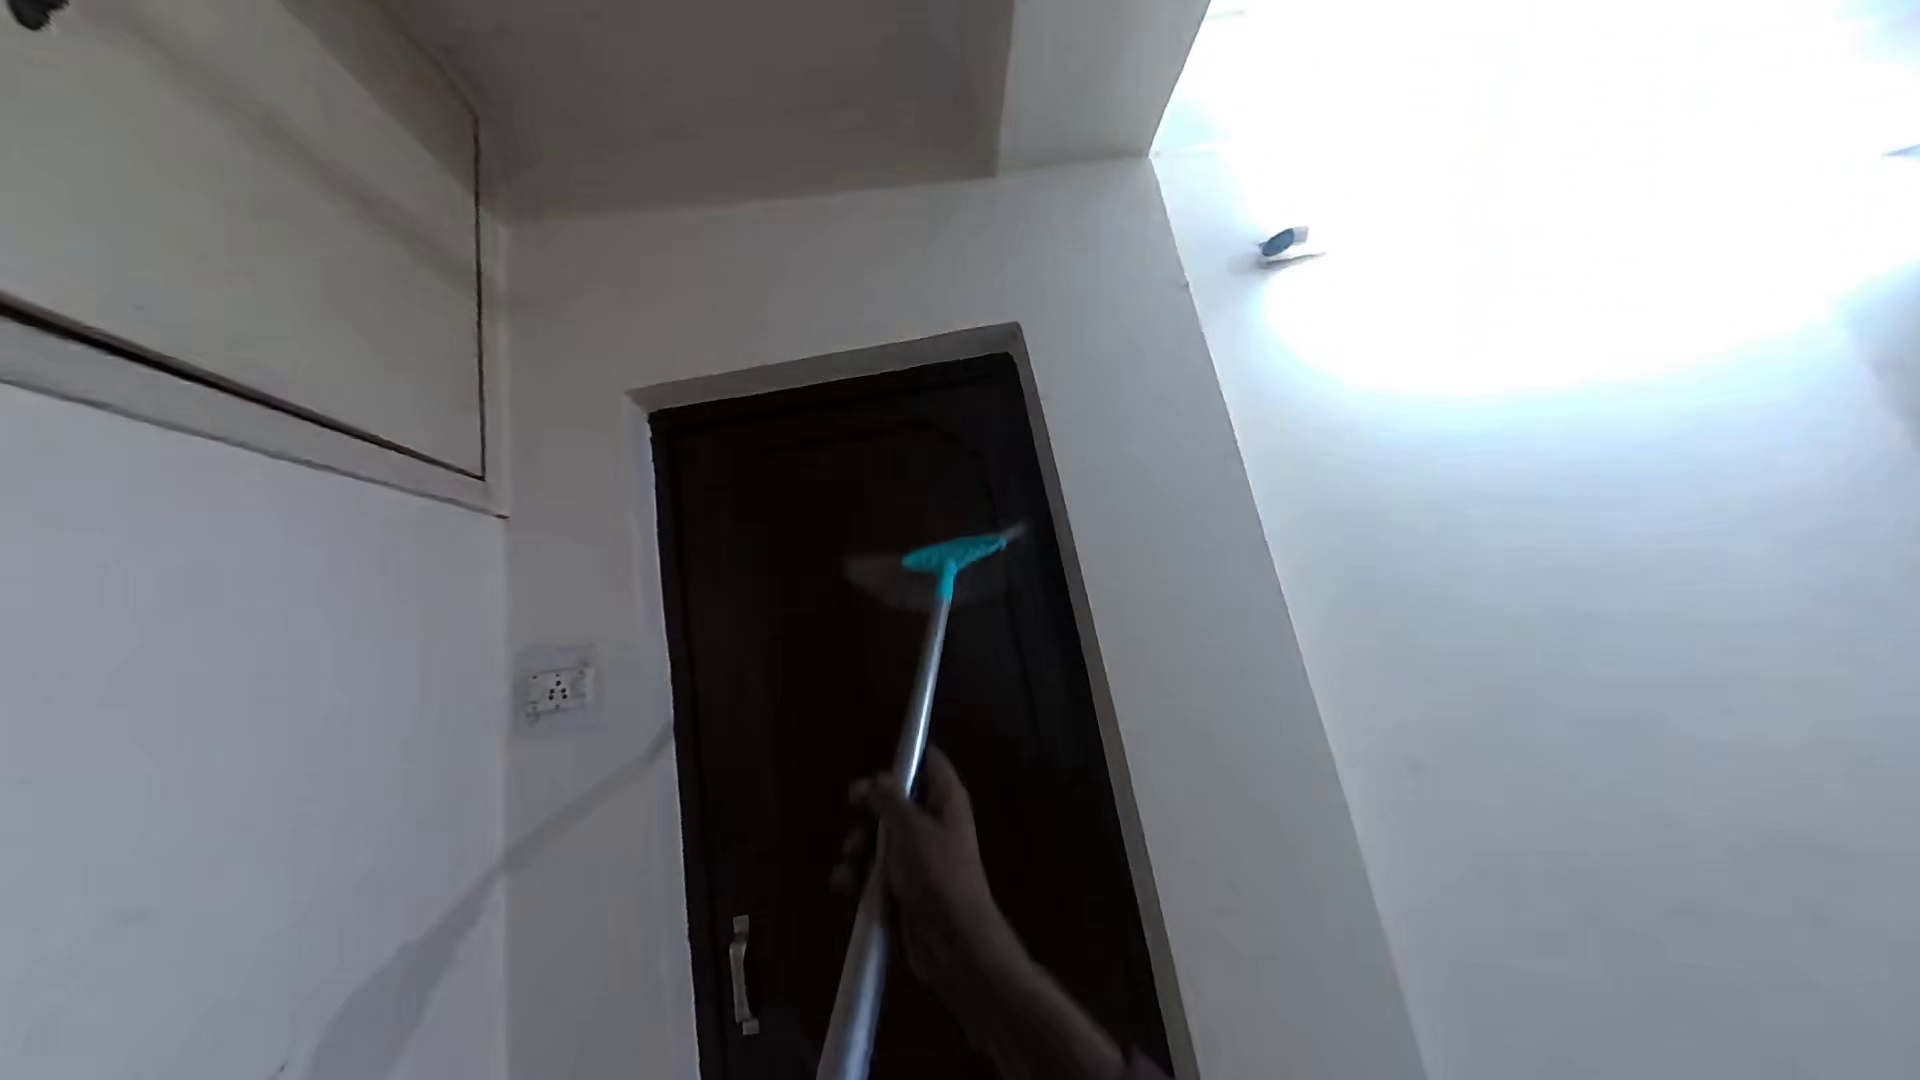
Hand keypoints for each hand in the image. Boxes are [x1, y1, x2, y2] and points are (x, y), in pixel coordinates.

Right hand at [839, 747, 1026, 995]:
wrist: (950, 943)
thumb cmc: (936, 874)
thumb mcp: (910, 828)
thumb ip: (890, 799)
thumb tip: (878, 778)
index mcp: (945, 800)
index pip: (929, 762)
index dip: (904, 757)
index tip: (876, 763)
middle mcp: (932, 823)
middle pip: (896, 800)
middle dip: (870, 806)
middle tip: (853, 807)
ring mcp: (916, 857)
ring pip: (879, 837)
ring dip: (859, 845)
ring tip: (853, 856)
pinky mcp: (901, 888)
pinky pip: (873, 872)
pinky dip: (857, 876)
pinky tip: (846, 885)